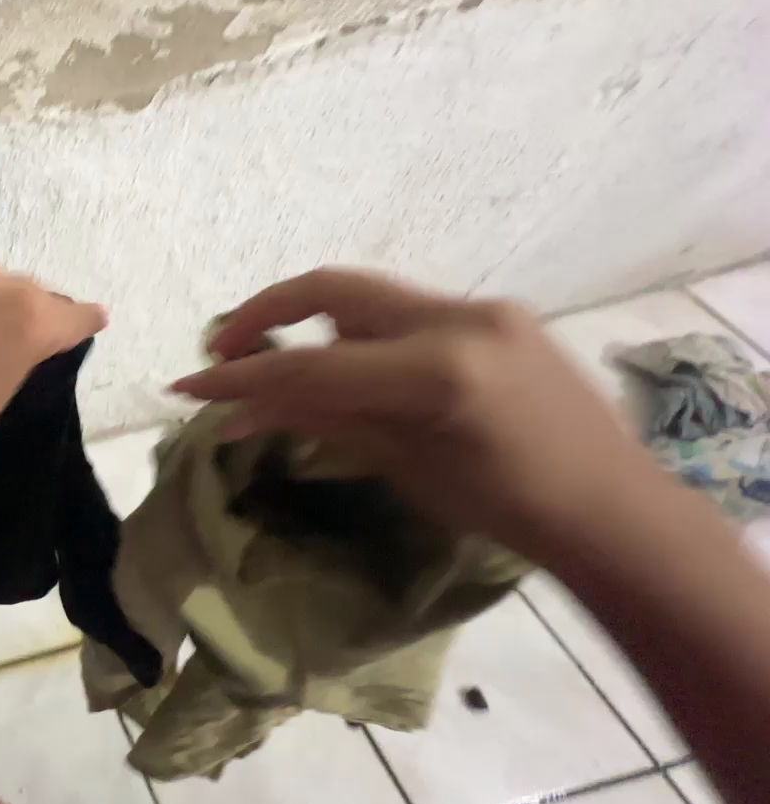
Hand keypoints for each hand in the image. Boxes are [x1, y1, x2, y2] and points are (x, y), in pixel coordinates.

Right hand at [168, 268, 665, 560]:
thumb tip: (230, 413)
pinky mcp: (492, 312)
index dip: (238, 377)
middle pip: (329, 288)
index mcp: (439, 370)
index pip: (309, 363)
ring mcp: (480, 307)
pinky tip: (346, 367)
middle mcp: (459, 318)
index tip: (184, 387)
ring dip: (308, 324)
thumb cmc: (504, 506)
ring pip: (361, 296)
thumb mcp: (395, 463)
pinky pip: (397, 311)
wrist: (618, 515)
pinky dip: (353, 333)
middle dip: (262, 313)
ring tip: (278, 363)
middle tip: (224, 349)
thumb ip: (310, 419)